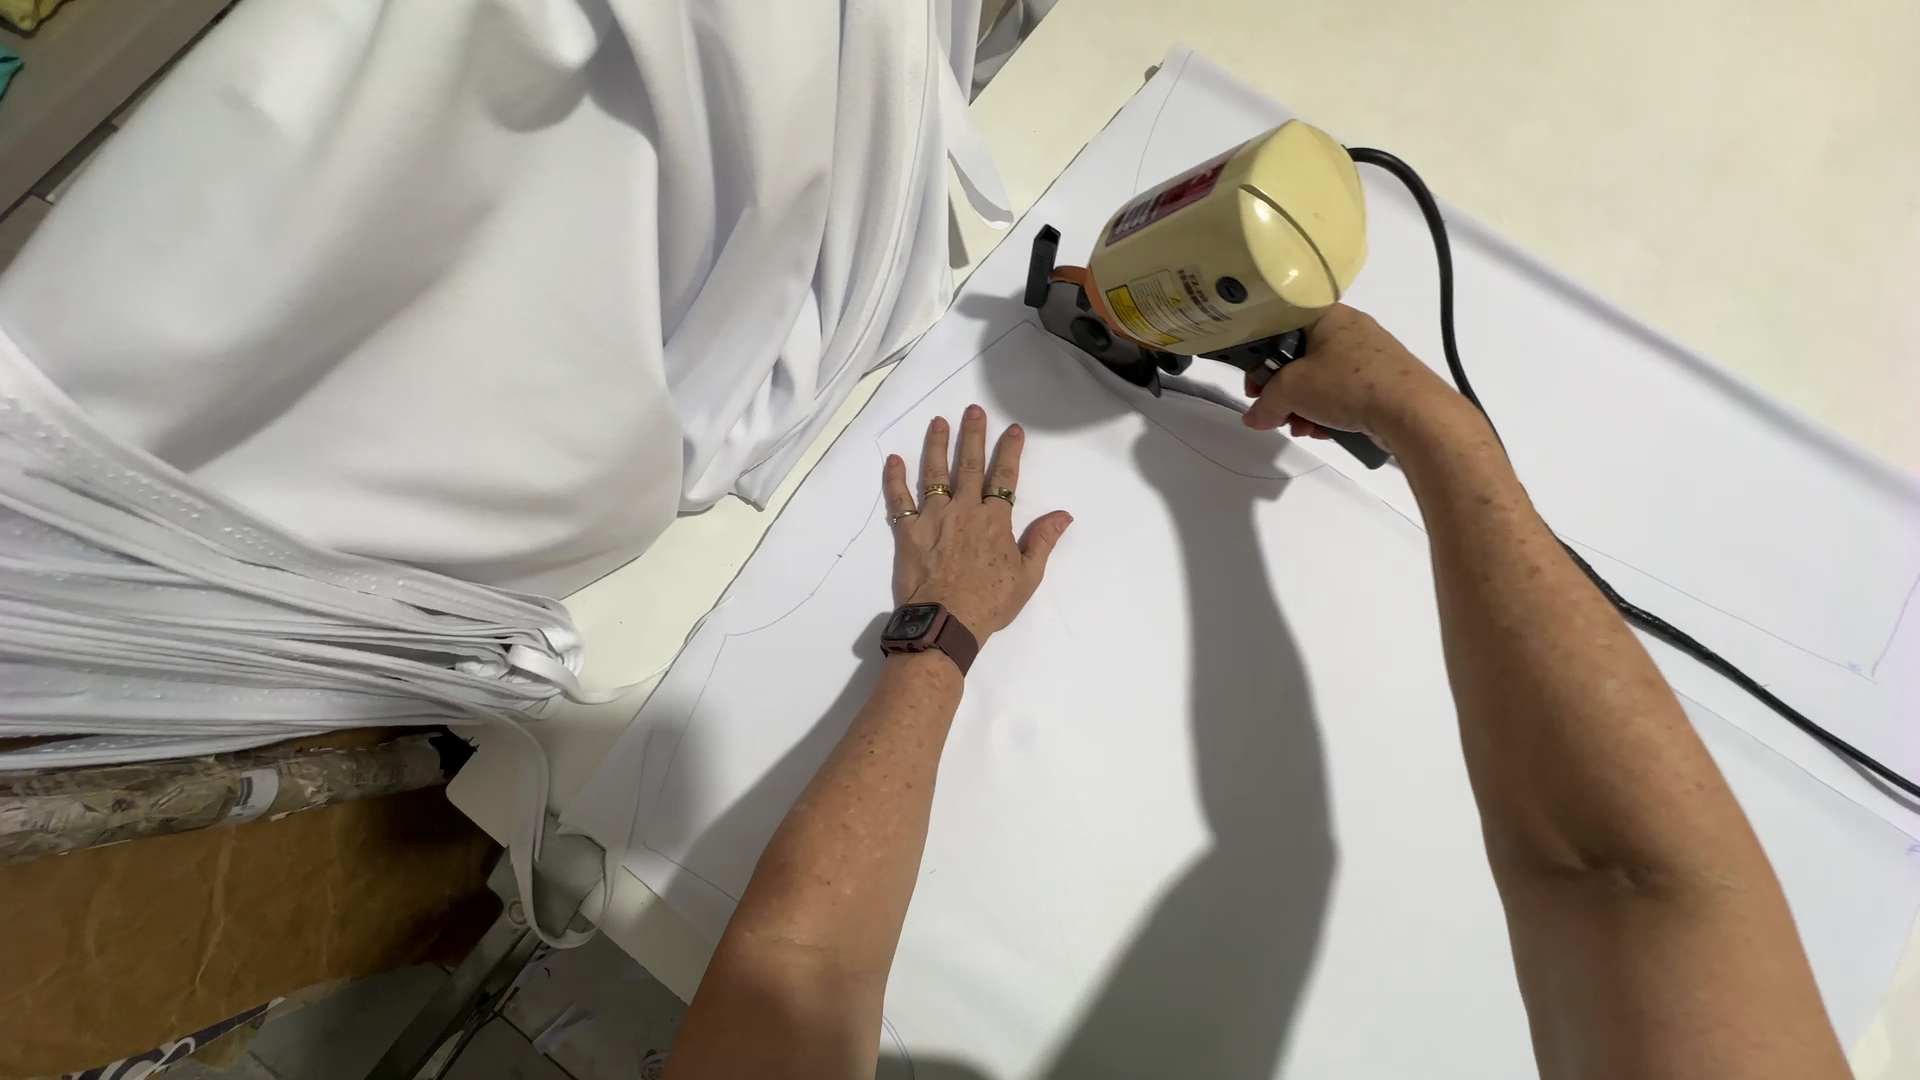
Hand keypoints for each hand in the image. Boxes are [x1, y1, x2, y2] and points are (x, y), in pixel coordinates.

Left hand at [883, 405, 1072, 641]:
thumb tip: (1063, 515)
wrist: (945, 622)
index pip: (1004, 477)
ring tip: (938, 422)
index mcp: (993, 520)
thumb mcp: (1027, 576)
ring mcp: (933, 518)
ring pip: (934, 474)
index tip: (1012, 429)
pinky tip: (894, 460)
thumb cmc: (989, 602)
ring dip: (936, 445)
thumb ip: (1042, 541)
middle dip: (972, 435)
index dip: (1009, 451)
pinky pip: (900, 501)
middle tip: (973, 409)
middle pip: (968, 465)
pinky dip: (895, 480)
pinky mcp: (907, 532)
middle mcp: (963, 510)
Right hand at [1241, 304, 1460, 449]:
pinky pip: (1339, 394)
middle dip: (1282, 393)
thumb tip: (1254, 418)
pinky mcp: (1379, 381)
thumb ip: (1264, 403)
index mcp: (1327, 317)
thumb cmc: (1347, 384)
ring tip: (1302, 427)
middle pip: (1298, 361)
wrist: (1411, 410)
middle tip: (1276, 412)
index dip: (1261, 359)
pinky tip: (1323, 430)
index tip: (1255, 386)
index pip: (1280, 330)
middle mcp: (1349, 330)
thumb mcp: (1291, 390)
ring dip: (1302, 408)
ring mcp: (1367, 356)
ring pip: (1318, 381)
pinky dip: (1326, 412)